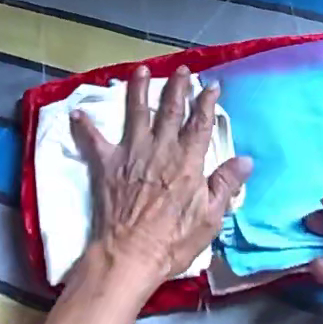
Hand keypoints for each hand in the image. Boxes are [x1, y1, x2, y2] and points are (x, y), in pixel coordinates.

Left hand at [72, 66, 251, 290]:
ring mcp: (131, 152)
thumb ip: (226, 184)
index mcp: (187, 160)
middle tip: (182, 68)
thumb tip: (246, 159)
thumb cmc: (173, 240)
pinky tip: (76, 114)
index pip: (200, 123)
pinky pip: (93, 140)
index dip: (207, 102)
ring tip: (140, 71)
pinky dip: (85, 127)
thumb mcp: (210, 217)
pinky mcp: (107, 163)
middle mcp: (160, 148)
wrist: (130, 254)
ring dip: (138, 89)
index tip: (212, 85)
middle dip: (177, 86)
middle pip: (170, 109)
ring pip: (136, 112)